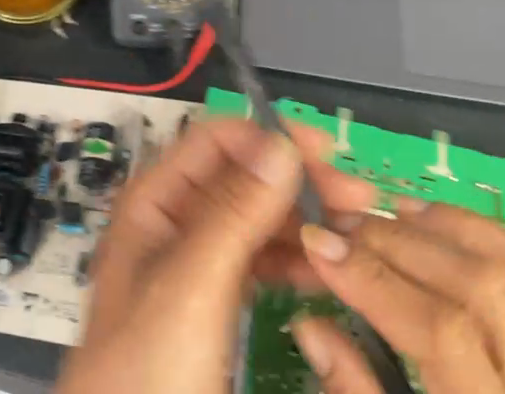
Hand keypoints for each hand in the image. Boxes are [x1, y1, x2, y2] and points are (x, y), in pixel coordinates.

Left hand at [55, 118, 376, 393]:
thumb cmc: (147, 365)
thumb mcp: (191, 285)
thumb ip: (234, 212)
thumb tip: (280, 143)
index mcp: (157, 201)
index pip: (216, 140)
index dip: (269, 138)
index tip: (326, 156)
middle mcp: (178, 219)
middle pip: (244, 174)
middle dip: (299, 180)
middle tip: (357, 200)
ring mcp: (199, 259)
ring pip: (258, 217)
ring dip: (305, 219)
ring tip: (352, 235)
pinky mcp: (218, 296)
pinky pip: (262, 259)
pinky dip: (295, 258)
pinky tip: (326, 271)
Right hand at [292, 202, 504, 393]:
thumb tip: (310, 324)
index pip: (443, 332)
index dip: (375, 280)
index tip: (319, 244)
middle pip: (482, 291)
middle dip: (400, 246)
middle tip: (341, 227)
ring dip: (449, 230)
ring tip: (389, 213)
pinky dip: (491, 237)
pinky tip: (440, 223)